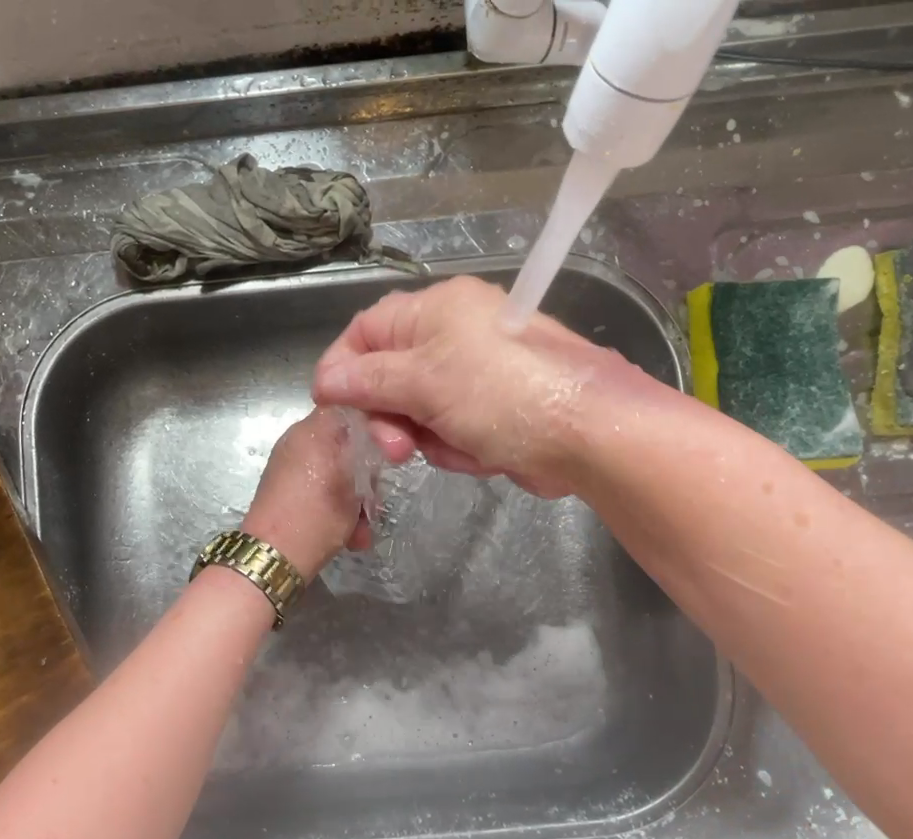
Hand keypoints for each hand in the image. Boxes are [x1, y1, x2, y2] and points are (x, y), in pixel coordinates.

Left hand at [241, 408, 377, 579]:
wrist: (273, 557)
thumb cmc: (316, 515)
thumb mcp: (353, 480)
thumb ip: (369, 450)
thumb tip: (381, 436)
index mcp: (312, 429)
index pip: (353, 409)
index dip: (378, 428)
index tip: (390, 454)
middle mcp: (298, 440)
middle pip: (348, 445)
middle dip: (366, 477)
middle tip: (373, 503)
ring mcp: (291, 466)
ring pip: (339, 472)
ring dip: (355, 501)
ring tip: (360, 530)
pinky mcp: (288, 490)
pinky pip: (322, 488)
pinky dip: (337, 509)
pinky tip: (349, 536)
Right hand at [311, 276, 662, 497]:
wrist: (589, 435)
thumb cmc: (502, 395)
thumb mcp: (425, 381)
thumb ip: (367, 381)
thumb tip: (323, 381)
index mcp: (435, 310)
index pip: (365, 331)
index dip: (342, 368)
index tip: (331, 408)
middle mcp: (452, 335)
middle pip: (388, 378)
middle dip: (391, 417)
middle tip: (397, 449)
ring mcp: (473, 376)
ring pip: (416, 414)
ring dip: (430, 439)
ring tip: (462, 446)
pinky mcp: (490, 413)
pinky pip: (449, 433)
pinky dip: (459, 449)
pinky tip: (484, 454)